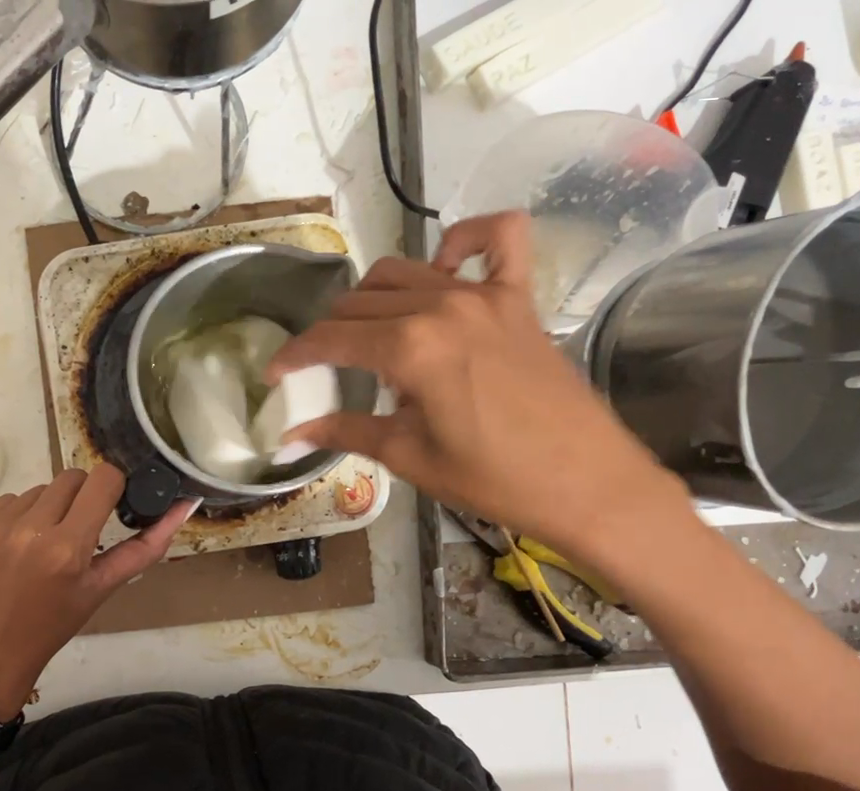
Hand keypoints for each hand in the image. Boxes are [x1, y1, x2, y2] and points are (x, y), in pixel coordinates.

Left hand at [0, 466, 194, 717]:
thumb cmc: (51, 627)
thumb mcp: (100, 590)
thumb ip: (144, 548)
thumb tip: (184, 506)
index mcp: (67, 548)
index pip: (102, 479)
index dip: (110, 489)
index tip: (106, 507)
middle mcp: (27, 530)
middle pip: (68, 479)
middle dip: (78, 500)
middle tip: (72, 534)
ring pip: (34, 491)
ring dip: (43, 511)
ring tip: (37, 549)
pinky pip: (1, 503)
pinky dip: (12, 520)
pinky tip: (9, 552)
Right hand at [265, 211, 686, 566]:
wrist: (585, 483)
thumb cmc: (492, 479)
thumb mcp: (408, 456)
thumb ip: (346, 432)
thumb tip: (291, 436)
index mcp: (411, 349)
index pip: (331, 339)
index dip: (295, 356)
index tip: (275, 374)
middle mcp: (442, 306)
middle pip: (360, 301)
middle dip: (328, 332)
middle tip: (320, 368)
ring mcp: (485, 295)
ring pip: (405, 270)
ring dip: (372, 297)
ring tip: (368, 334)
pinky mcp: (520, 299)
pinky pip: (497, 238)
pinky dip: (466, 239)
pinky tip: (445, 266)